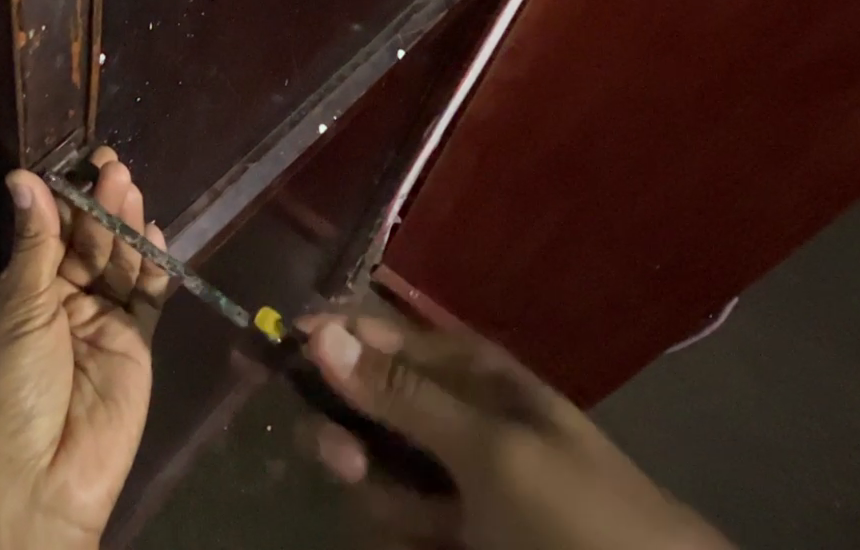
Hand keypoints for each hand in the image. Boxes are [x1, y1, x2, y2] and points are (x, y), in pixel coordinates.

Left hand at [0, 148, 169, 549]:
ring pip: (118, 264)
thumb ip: (36, 245)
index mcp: (23, 292)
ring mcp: (101, 323)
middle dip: (99, 207)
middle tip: (112, 168)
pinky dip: (153, 269)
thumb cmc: (10, 387)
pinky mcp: (135, 346)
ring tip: (130, 189)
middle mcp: (62, 302)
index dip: (63, 199)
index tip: (77, 162)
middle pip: (87, 244)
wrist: (37, 481)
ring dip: (125, 228)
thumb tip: (23, 178)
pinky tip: (156, 235)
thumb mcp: (18, 310)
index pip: (48, 234)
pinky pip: (146, 299)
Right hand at [300, 309, 732, 549]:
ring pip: (371, 462)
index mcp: (468, 372)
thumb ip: (399, 394)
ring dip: (372, 489)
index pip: (375, 333)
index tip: (281, 350)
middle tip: (345, 461)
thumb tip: (317, 331)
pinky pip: (393, 516)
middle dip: (346, 430)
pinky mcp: (450, 530)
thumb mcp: (490, 449)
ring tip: (419, 528)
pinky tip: (425, 545)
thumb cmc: (579, 517)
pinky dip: (396, 529)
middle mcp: (452, 413)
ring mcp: (452, 475)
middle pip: (362, 399)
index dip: (328, 337)